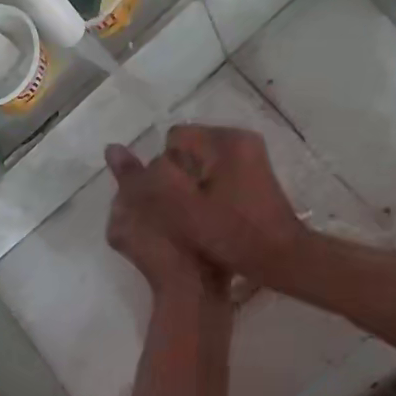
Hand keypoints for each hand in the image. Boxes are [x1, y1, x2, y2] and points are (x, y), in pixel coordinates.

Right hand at [105, 124, 308, 282]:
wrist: (282, 258)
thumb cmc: (234, 235)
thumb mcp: (183, 210)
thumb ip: (148, 180)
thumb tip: (112, 150)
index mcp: (225, 140)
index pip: (173, 140)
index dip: (166, 172)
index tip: (178, 203)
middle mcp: (240, 138)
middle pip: (187, 150)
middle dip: (180, 179)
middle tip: (186, 213)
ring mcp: (251, 155)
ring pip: (201, 164)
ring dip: (194, 188)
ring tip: (200, 218)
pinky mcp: (256, 173)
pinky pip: (218, 174)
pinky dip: (210, 192)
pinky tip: (215, 217)